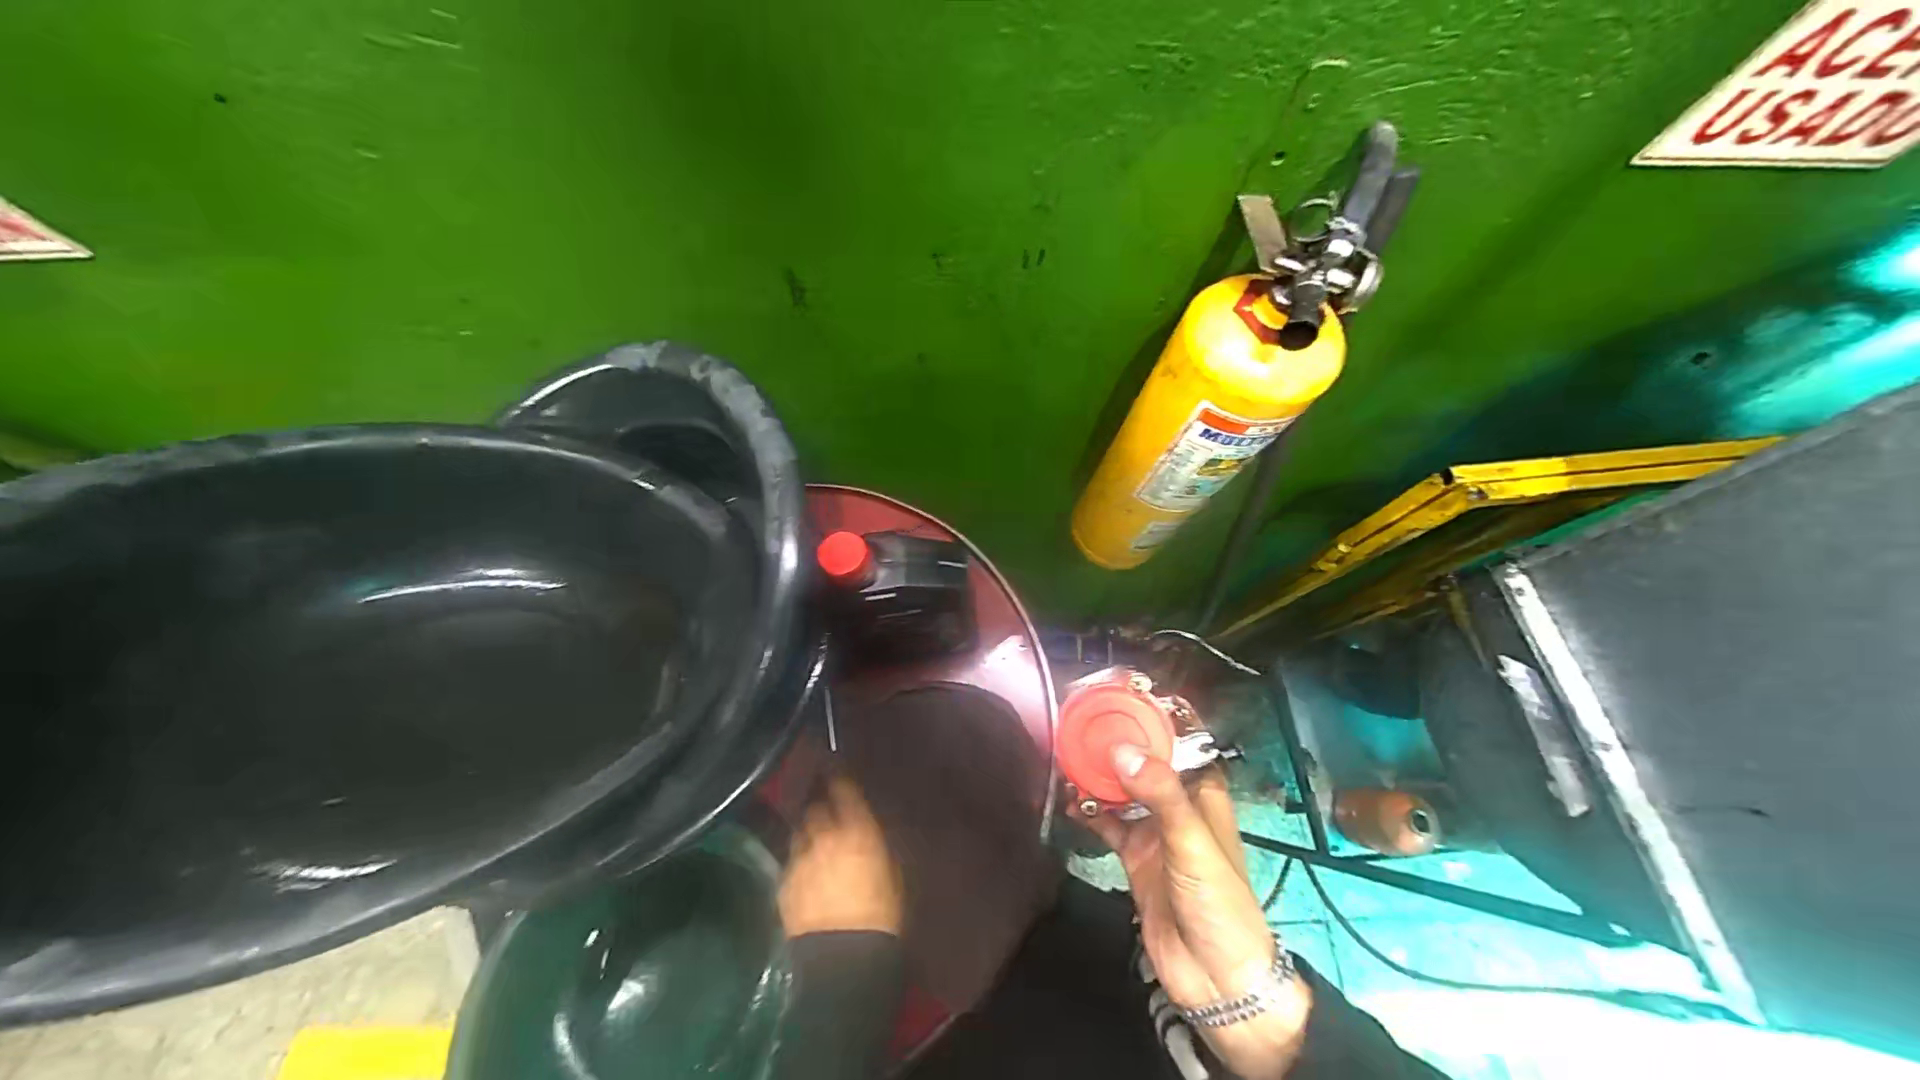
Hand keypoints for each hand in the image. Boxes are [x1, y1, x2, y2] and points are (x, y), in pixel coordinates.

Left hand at [778, 773, 904, 937]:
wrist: (843, 957)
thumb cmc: (881, 915)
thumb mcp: (892, 873)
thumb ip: (876, 847)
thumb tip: (869, 834)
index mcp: (857, 831)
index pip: (844, 792)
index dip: (839, 781)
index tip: (838, 774)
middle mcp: (825, 837)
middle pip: (815, 809)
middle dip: (820, 810)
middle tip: (827, 818)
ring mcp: (800, 859)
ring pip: (799, 834)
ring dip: (806, 836)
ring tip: (813, 845)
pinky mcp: (783, 884)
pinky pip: (790, 864)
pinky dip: (797, 865)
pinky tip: (804, 877)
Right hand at [1086, 745, 1311, 1079]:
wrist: (1215, 977)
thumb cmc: (1219, 902)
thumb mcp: (1193, 842)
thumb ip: (1160, 795)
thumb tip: (1122, 751)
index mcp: (1202, 792)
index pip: (1181, 740)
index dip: (1157, 715)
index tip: (1124, 694)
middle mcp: (1176, 803)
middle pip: (1144, 760)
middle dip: (1117, 741)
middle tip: (1082, 721)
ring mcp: (1153, 828)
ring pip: (1121, 787)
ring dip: (1097, 773)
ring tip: (1067, 755)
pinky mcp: (1133, 853)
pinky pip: (1105, 821)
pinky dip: (1086, 808)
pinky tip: (1068, 798)